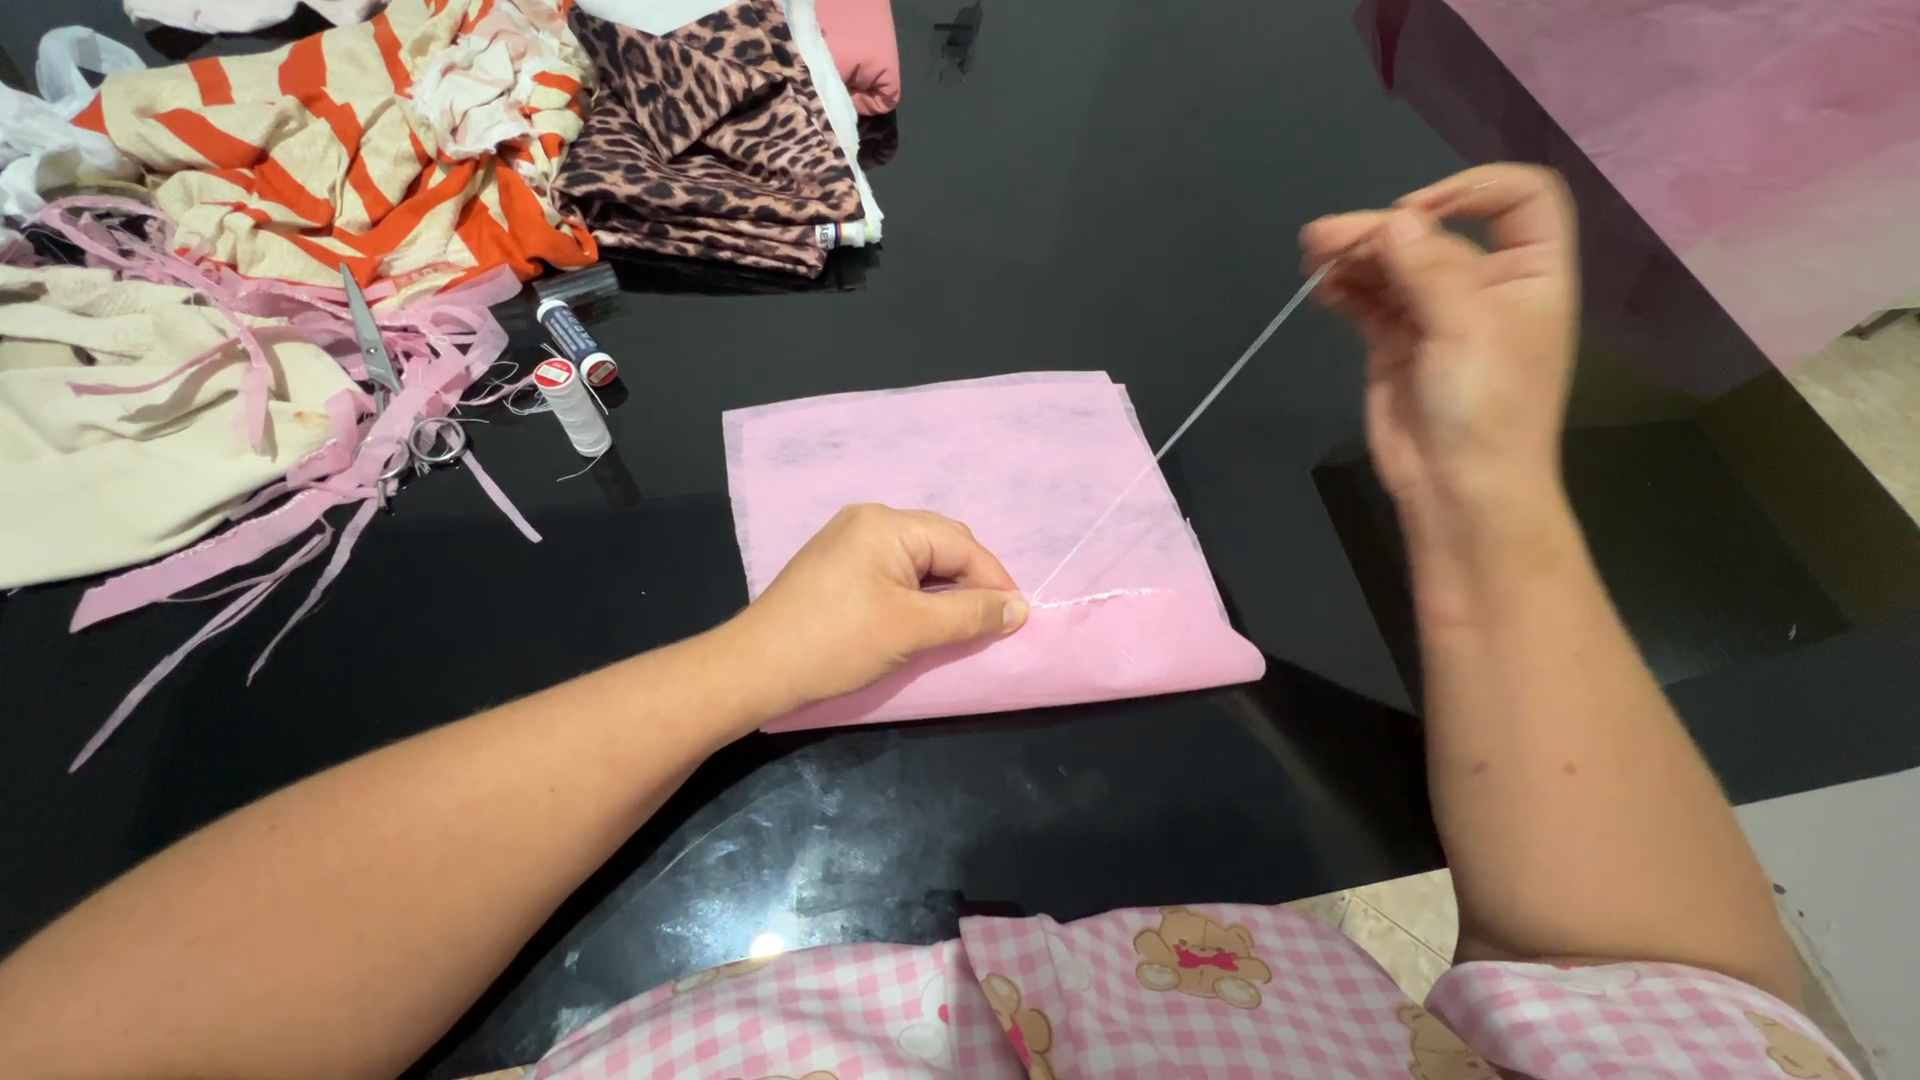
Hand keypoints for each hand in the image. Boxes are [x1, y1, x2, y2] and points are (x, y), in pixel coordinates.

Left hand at [726, 504, 1028, 712]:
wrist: (755, 669)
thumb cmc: (836, 644)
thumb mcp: (912, 629)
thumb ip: (970, 614)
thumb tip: (1019, 608)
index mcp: (887, 524)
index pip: (961, 544)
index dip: (994, 580)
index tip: (1017, 619)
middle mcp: (868, 521)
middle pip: (941, 544)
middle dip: (972, 581)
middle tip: (990, 623)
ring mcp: (848, 540)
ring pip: (918, 558)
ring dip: (945, 588)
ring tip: (961, 623)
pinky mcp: (837, 565)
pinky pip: (894, 569)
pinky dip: (918, 591)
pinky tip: (924, 617)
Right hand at [1299, 164, 1578, 519]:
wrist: (1455, 487)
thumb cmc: (1485, 408)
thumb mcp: (1468, 330)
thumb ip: (1430, 270)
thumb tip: (1390, 220)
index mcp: (1527, 273)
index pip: (1517, 199)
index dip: (1469, 189)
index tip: (1415, 211)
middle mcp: (1482, 287)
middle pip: (1431, 233)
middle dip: (1379, 231)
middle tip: (1322, 238)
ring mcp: (1433, 316)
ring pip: (1391, 266)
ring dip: (1351, 257)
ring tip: (1310, 258)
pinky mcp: (1393, 344)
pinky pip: (1367, 302)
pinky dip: (1344, 289)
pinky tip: (1321, 289)